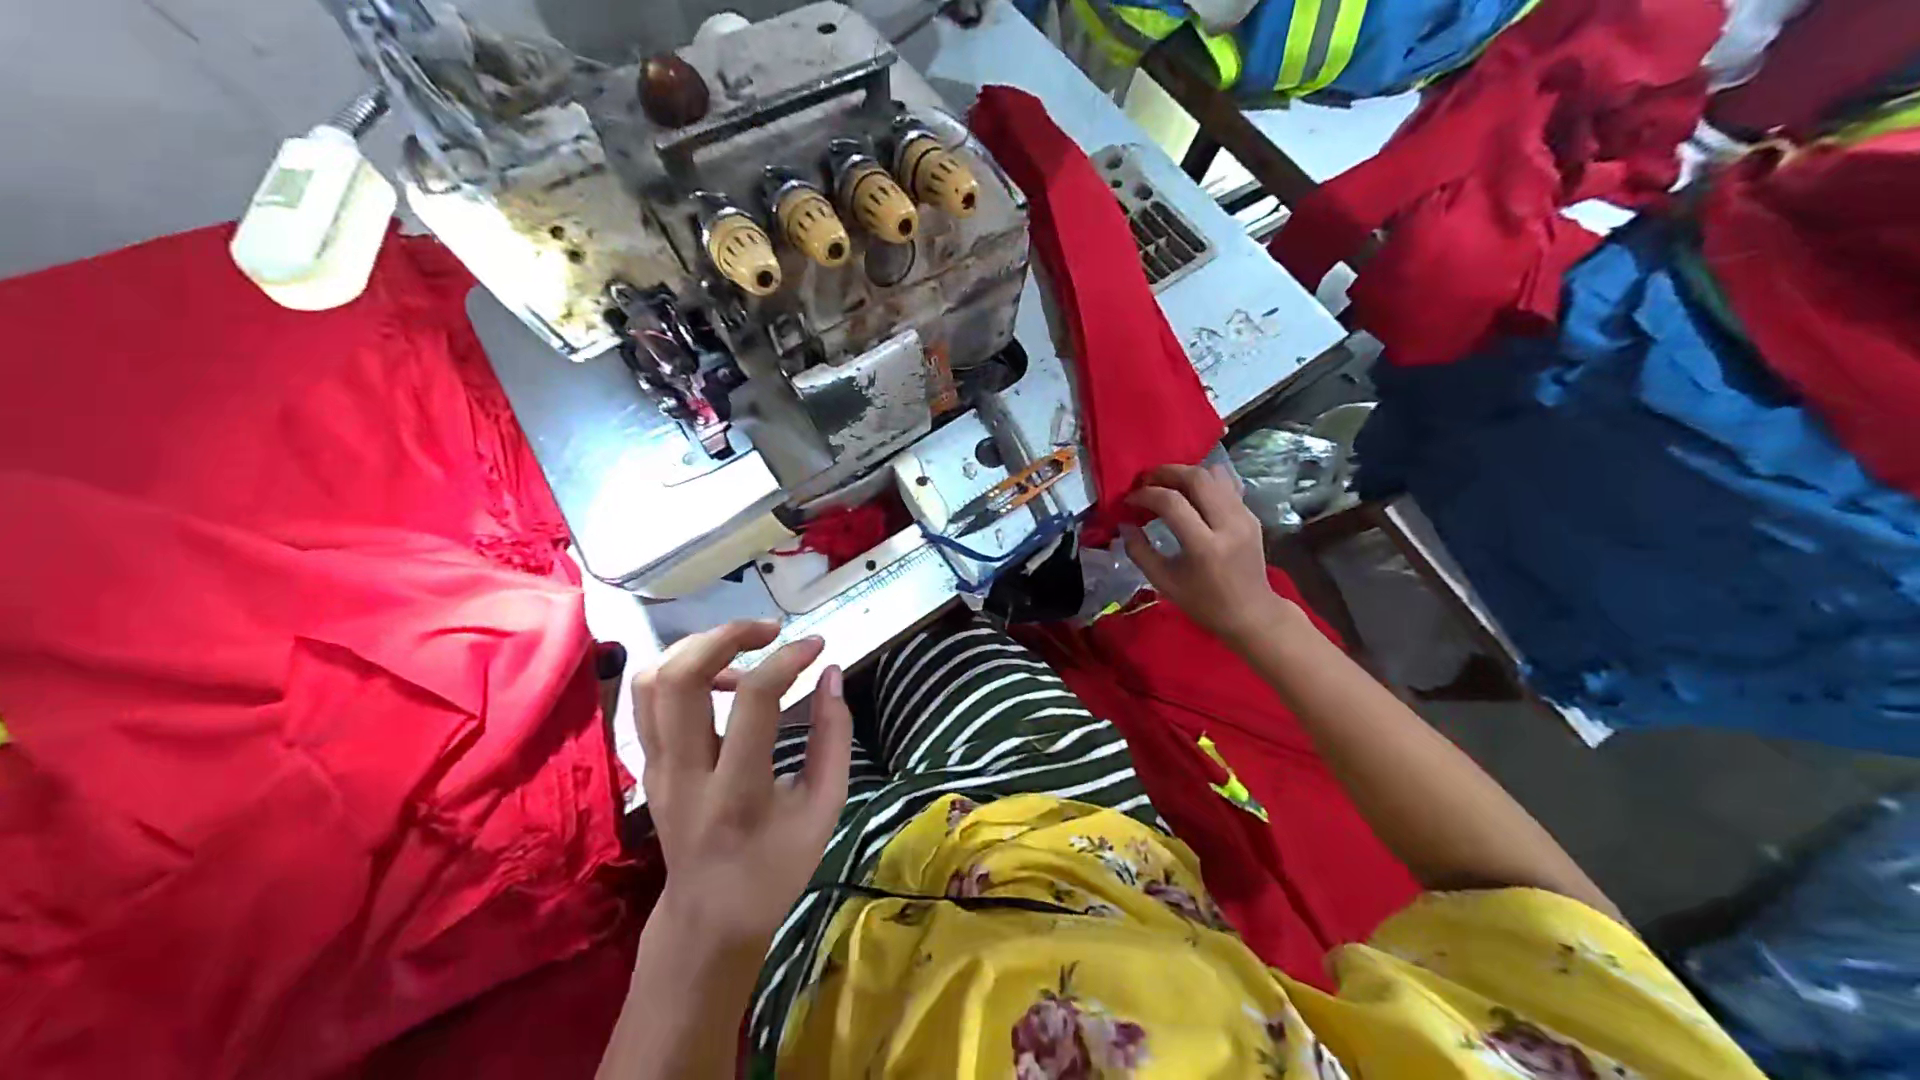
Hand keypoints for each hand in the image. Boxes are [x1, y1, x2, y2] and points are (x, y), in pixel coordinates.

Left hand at [632, 620, 851, 950]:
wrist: (709, 918)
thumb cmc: (776, 866)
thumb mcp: (824, 809)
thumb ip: (833, 738)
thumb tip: (831, 673)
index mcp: (738, 792)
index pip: (755, 700)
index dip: (788, 659)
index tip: (817, 646)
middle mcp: (685, 774)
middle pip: (680, 678)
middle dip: (726, 635)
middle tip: (770, 631)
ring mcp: (656, 769)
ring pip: (652, 681)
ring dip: (699, 648)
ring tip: (742, 649)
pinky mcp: (646, 765)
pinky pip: (648, 699)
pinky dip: (682, 669)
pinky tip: (720, 678)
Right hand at [1122, 463, 1294, 650]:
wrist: (1250, 612)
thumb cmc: (1203, 602)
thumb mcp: (1163, 582)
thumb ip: (1139, 551)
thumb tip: (1124, 524)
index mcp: (1205, 546)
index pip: (1172, 503)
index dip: (1145, 495)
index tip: (1129, 500)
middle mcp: (1228, 525)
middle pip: (1197, 478)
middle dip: (1166, 473)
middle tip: (1145, 480)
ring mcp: (1244, 517)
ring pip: (1214, 475)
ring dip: (1185, 473)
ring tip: (1165, 483)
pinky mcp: (1251, 515)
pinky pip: (1226, 485)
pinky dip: (1203, 482)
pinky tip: (1188, 492)